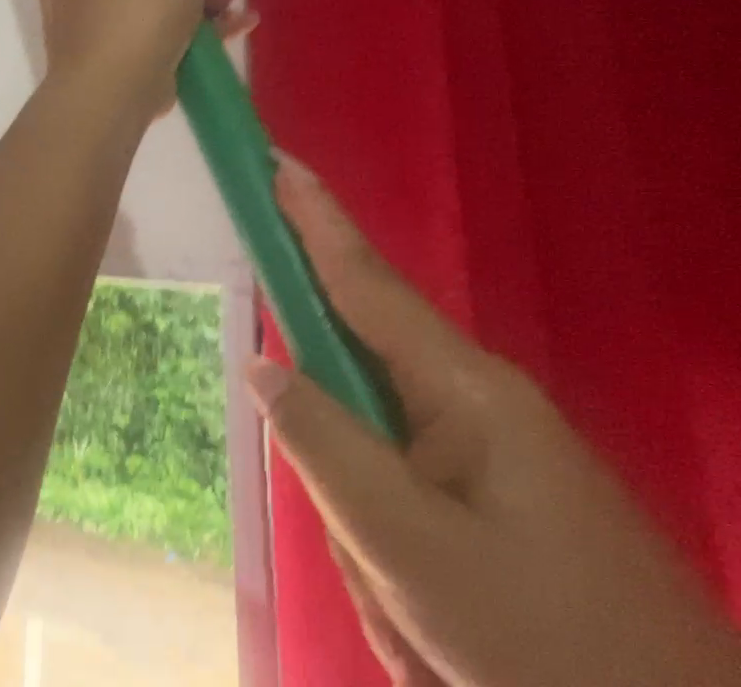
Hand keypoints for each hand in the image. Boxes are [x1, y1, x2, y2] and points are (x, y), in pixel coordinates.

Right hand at [248, 156, 740, 686]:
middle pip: (353, 387)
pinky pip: (397, 495)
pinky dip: (388, 551)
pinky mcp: (490, 496)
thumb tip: (259, 366)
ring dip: (368, 536)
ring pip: (367, 455)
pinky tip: (426, 614)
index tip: (276, 163)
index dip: (315, 225)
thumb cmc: (540, 638)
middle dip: (337, 475)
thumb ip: (322, 446)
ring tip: (421, 617)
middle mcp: (480, 406)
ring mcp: (489, 453)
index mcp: (469, 396)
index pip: (366, 287)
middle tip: (375, 559)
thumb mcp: (406, 547)